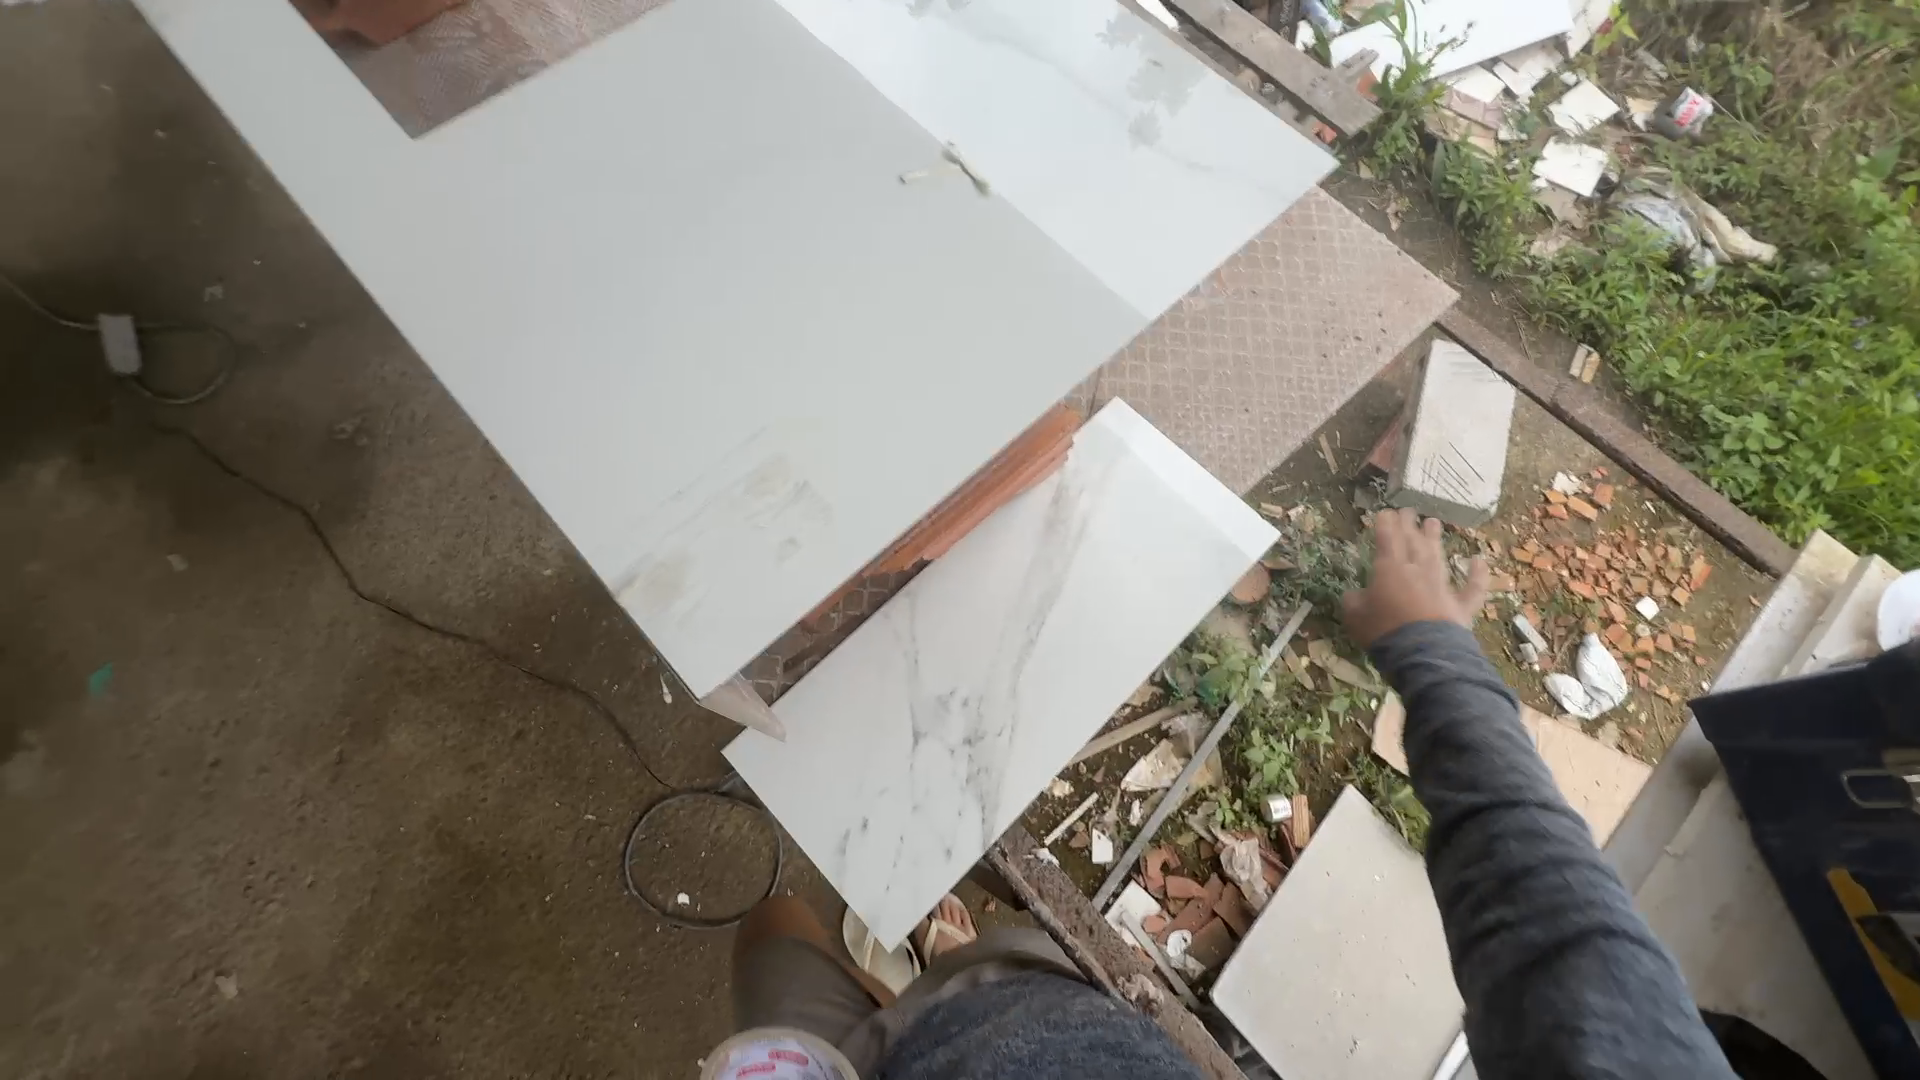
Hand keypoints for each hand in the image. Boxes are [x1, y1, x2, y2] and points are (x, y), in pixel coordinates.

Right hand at [1341, 508, 1489, 649]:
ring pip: (1438, 557)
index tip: (1385, 512)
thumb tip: (1356, 594)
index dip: (1385, 525)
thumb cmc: (1382, 631)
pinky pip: (1472, 587)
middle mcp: (1416, 571)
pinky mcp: (1460, 605)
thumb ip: (1354, 600)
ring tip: (1433, 522)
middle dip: (1409, 525)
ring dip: (1435, 539)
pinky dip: (1477, 574)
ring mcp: (1441, 587)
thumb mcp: (1354, 615)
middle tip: (1408, 510)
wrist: (1422, 653)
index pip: (1387, 540)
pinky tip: (1479, 560)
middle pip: (1413, 543)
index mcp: (1389, 570)